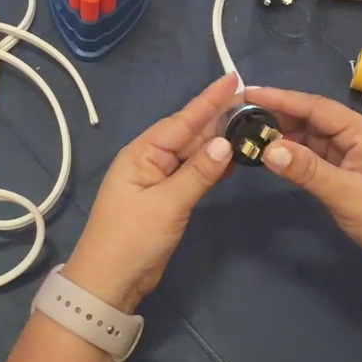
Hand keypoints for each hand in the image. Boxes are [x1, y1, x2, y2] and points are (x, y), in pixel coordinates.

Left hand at [62, 73, 240, 311]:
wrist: (109, 283)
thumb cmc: (132, 239)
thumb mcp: (167, 204)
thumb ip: (198, 172)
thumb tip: (226, 141)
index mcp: (143, 153)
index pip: (182, 120)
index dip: (209, 100)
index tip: (234, 79)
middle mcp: (150, 159)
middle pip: (189, 132)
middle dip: (218, 117)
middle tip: (253, 101)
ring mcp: (158, 179)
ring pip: (193, 152)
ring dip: (218, 140)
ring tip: (250, 122)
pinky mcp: (166, 198)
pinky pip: (193, 172)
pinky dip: (213, 164)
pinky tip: (234, 157)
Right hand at [242, 86, 361, 275]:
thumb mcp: (348, 194)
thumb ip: (308, 171)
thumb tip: (268, 149)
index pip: (316, 107)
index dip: (281, 98)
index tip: (247, 93)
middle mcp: (357, 138)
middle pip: (312, 119)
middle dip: (278, 115)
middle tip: (239, 115)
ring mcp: (352, 157)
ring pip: (311, 139)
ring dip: (283, 137)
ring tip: (247, 134)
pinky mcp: (348, 176)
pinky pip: (315, 158)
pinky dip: (294, 156)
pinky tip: (272, 157)